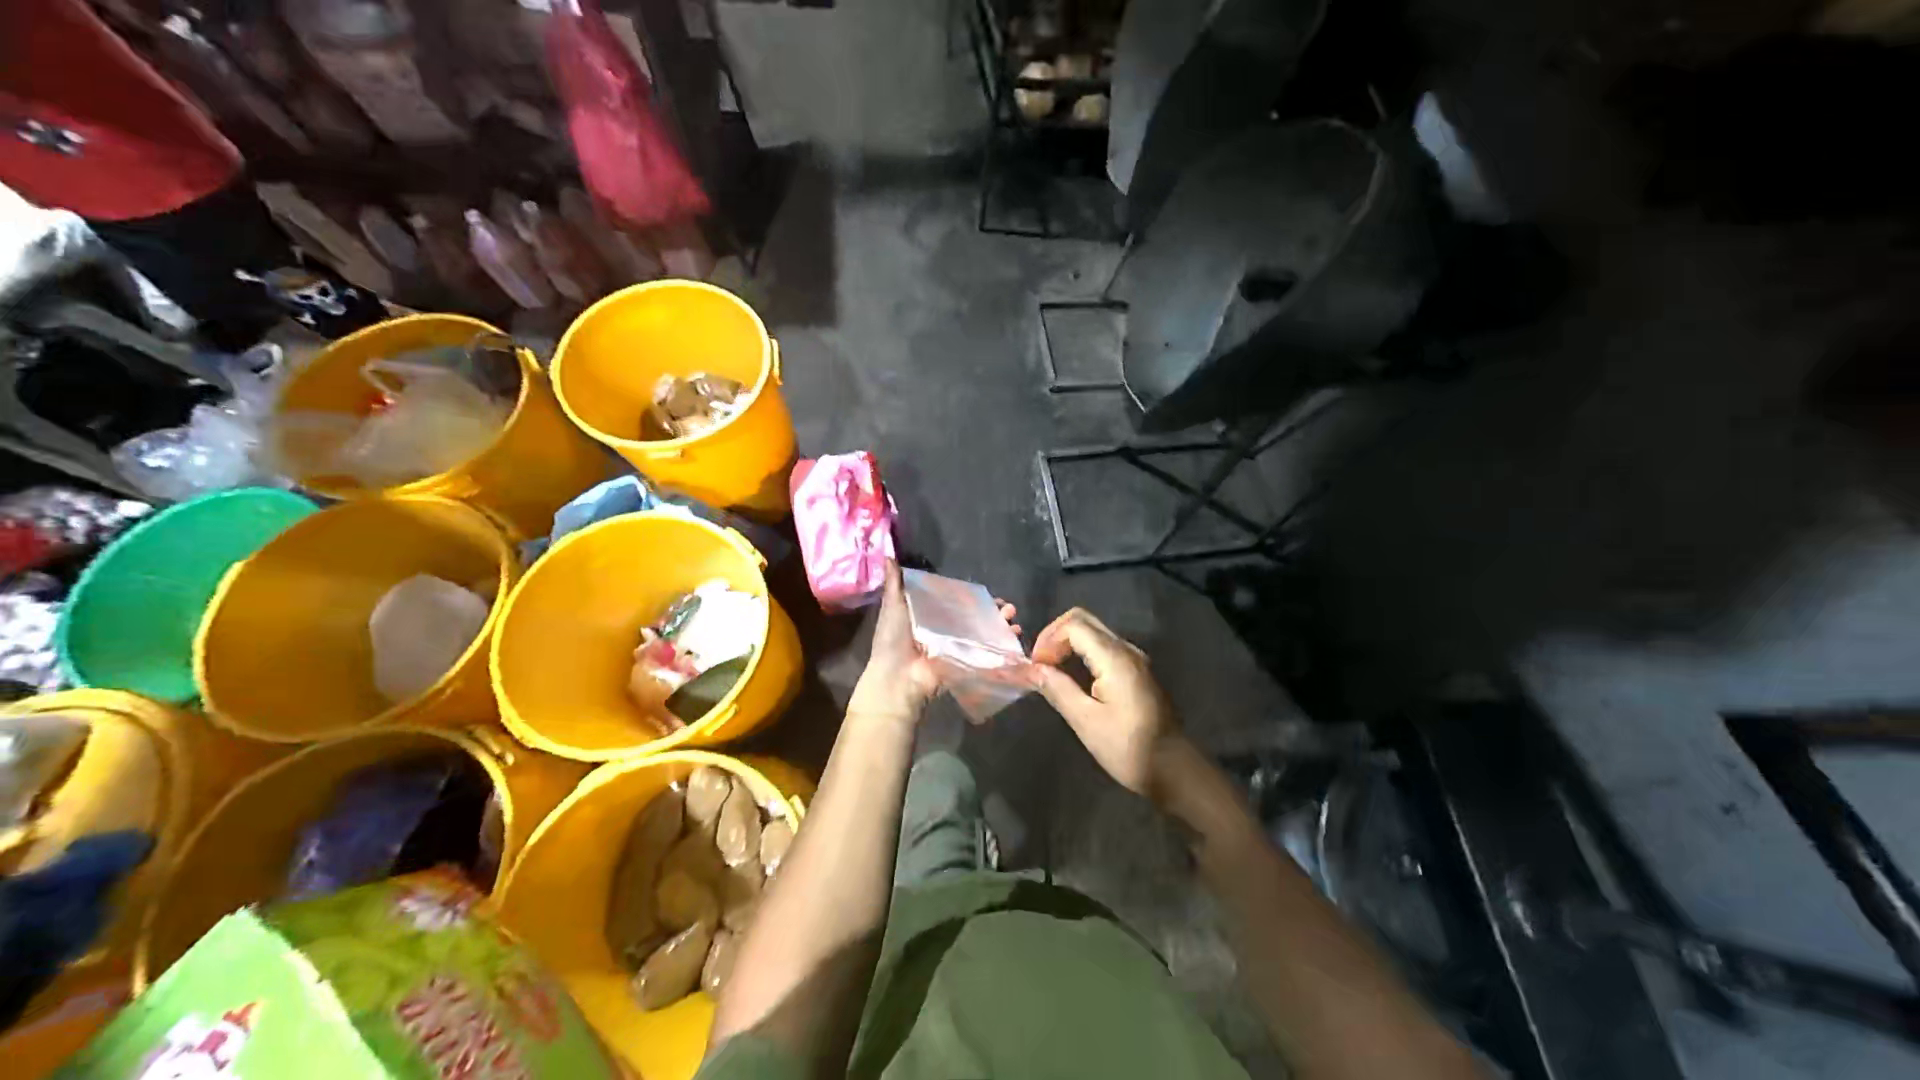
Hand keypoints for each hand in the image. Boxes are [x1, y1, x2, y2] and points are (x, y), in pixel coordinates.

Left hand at [845, 561, 1018, 725]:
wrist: (898, 677)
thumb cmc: (893, 640)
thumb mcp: (892, 607)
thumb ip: (895, 584)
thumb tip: (889, 555)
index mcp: (928, 617)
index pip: (955, 601)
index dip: (972, 596)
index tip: (987, 590)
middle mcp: (945, 631)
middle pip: (974, 617)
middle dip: (993, 611)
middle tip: (1006, 604)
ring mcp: (957, 648)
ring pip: (984, 633)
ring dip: (1001, 625)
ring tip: (1012, 617)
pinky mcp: (965, 662)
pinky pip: (987, 652)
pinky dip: (1003, 645)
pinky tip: (1014, 635)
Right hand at [1031, 608, 1179, 798]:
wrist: (1173, 769)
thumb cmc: (1128, 747)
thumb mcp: (1086, 721)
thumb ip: (1057, 689)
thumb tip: (1031, 669)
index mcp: (1115, 658)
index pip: (1073, 625)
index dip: (1048, 640)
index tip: (1035, 668)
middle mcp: (1127, 649)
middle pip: (1084, 620)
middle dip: (1055, 636)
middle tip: (1039, 665)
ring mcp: (1134, 659)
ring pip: (1094, 632)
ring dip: (1067, 644)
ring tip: (1050, 671)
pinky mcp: (1136, 671)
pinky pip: (1103, 647)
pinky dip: (1081, 653)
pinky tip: (1071, 678)